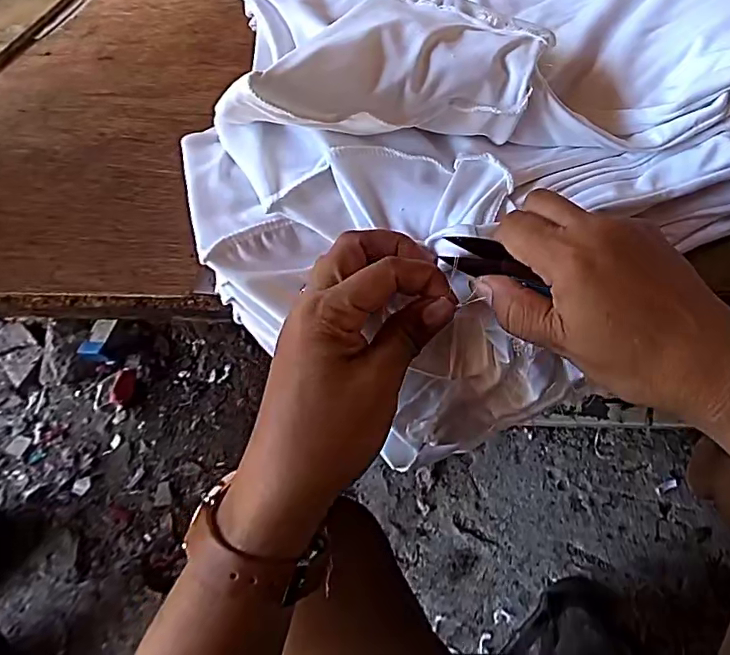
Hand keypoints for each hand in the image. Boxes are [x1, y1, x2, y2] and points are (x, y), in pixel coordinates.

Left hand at [221, 230, 457, 555]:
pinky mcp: (307, 336)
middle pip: (352, 248)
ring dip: (377, 264)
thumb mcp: (379, 381)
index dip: (421, 274)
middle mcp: (309, 303)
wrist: (282, 481)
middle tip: (427, 270)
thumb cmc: (328, 436)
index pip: (382, 268)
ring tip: (413, 287)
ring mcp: (304, 318)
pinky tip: (389, 310)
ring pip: (341, 265)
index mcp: (325, 309)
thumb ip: (408, 332)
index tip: (447, 295)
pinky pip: (336, 291)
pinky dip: (365, 287)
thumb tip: (440, 302)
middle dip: (393, 248)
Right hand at [479, 190, 729, 421]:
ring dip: (559, 233)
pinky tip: (609, 278)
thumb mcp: (565, 343)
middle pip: (538, 200)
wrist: (712, 359)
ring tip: (574, 279)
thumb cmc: (635, 359)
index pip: (511, 225)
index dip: (499, 247)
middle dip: (525, 227)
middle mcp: (594, 228)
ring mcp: (624, 225)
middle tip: (533, 270)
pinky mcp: (648, 230)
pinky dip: (591, 239)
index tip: (507, 274)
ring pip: (571, 210)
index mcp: (568, 257)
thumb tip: (485, 283)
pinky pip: (603, 222)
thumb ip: (516, 308)